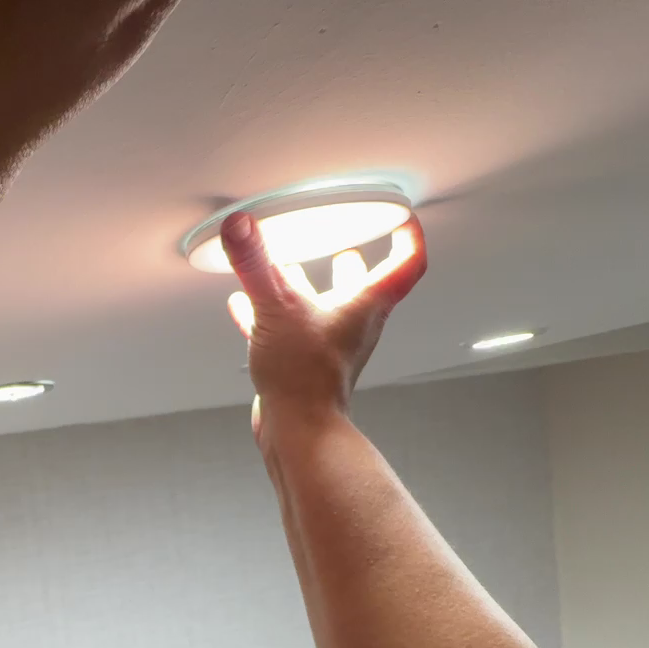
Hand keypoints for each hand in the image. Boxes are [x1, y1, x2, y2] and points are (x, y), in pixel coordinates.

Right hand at [220, 212, 427, 444]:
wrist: (296, 429)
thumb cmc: (305, 377)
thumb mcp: (277, 307)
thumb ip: (257, 264)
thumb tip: (241, 226)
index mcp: (365, 304)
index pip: (405, 262)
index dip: (407, 236)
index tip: (400, 218)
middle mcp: (352, 324)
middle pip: (360, 285)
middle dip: (348, 261)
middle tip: (341, 240)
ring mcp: (327, 346)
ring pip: (321, 309)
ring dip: (305, 288)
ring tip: (286, 269)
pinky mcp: (301, 365)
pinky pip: (287, 331)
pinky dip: (268, 317)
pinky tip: (244, 308)